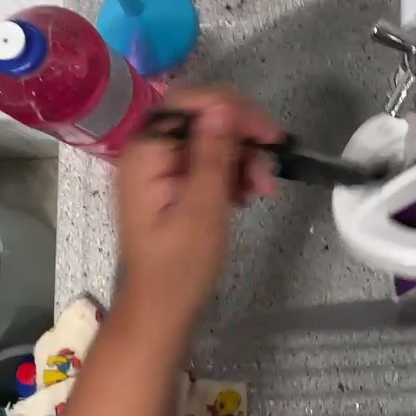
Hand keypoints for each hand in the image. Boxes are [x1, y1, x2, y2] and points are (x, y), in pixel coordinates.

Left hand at [114, 88, 281, 326]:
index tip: (267, 135)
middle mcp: (147, 152)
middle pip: (201, 119)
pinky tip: (246, 195)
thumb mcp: (204, 208)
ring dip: (241, 157)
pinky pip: (204, 161)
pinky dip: (230, 172)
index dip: (232, 109)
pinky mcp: (169, 184)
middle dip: (241, 138)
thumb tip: (225, 106)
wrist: (159, 312)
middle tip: (269, 168)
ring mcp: (157, 168)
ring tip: (262, 190)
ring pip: (208, 140)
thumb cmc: (180, 267)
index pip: (191, 103)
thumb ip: (213, 153)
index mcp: (146, 153)